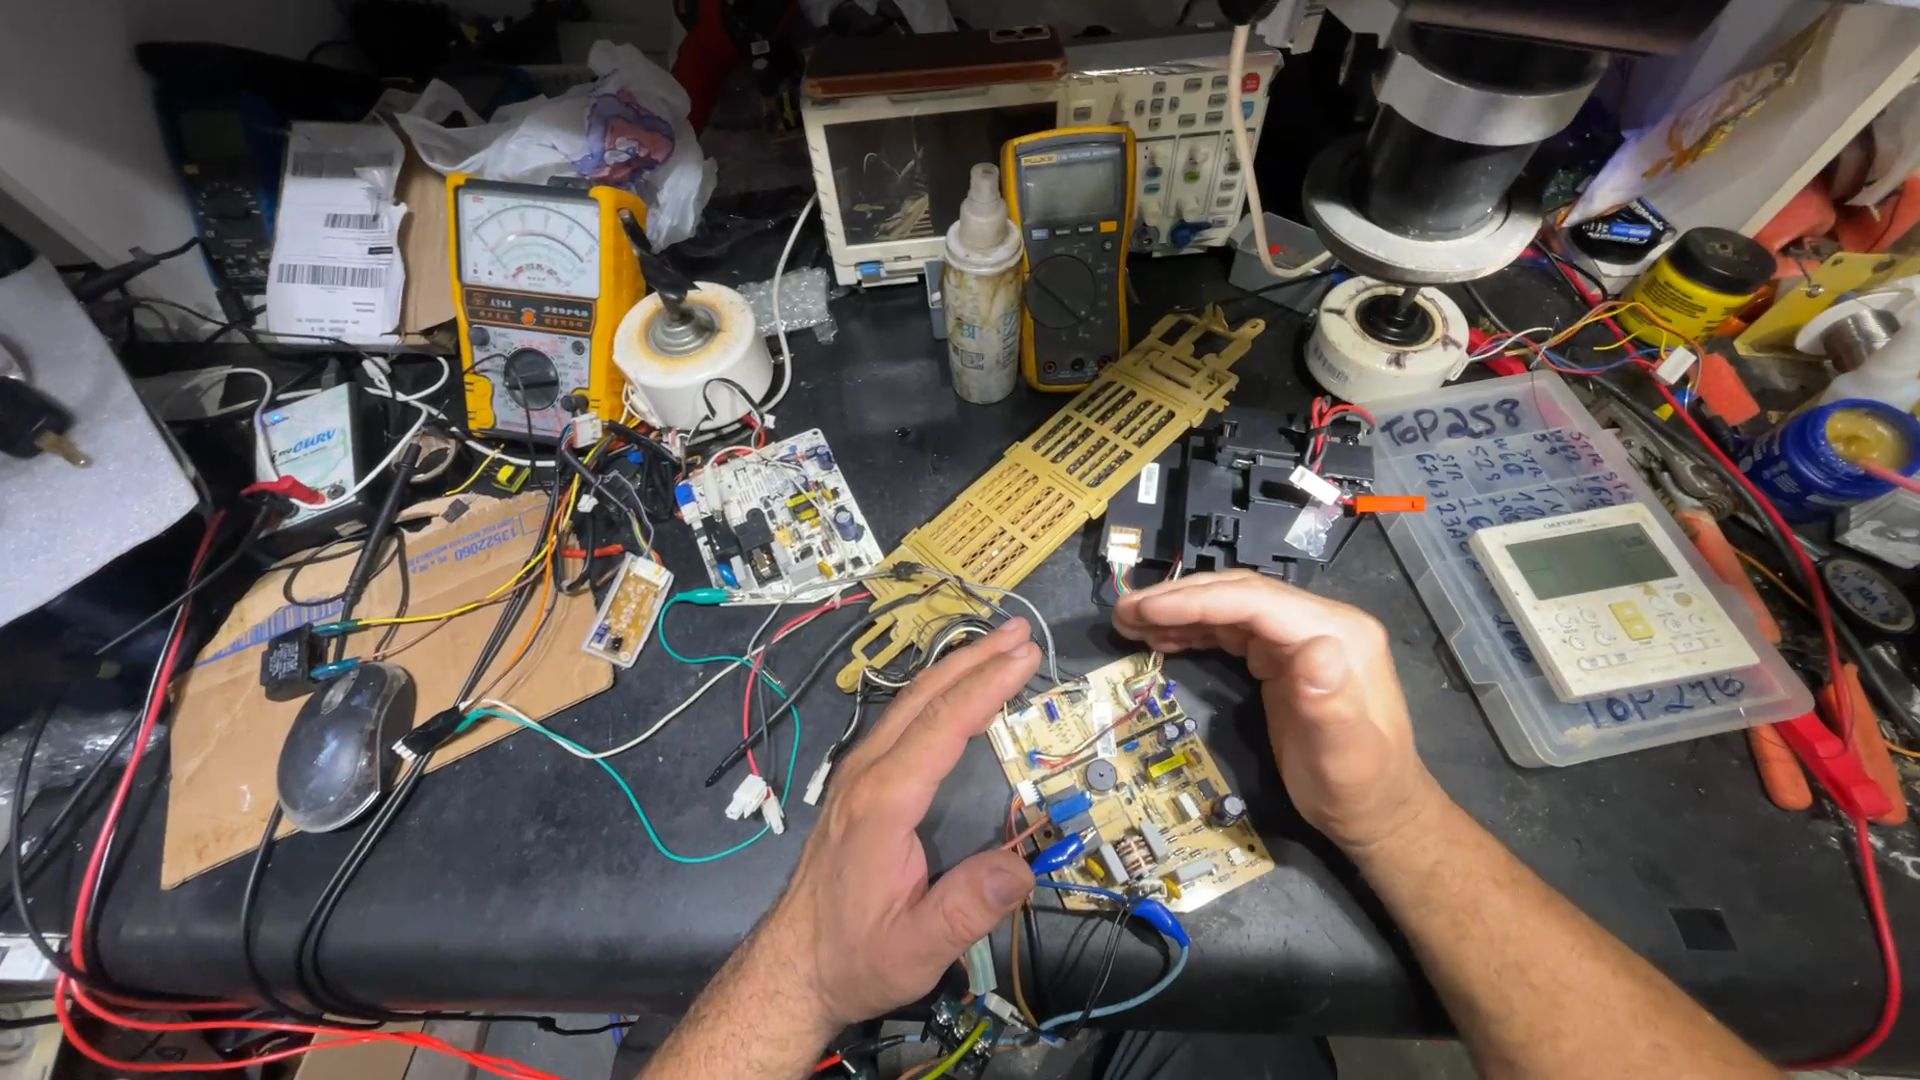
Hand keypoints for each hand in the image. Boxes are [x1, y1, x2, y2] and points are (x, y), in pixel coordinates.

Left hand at [746, 619, 1040, 1032]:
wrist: (794, 960)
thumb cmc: (855, 954)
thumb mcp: (915, 949)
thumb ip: (966, 909)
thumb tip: (1022, 868)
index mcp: (884, 801)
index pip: (941, 725)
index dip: (985, 686)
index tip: (1025, 657)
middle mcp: (869, 771)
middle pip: (924, 697)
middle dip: (976, 659)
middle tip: (1022, 633)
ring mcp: (860, 770)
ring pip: (911, 701)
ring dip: (959, 667)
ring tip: (1000, 646)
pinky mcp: (860, 778)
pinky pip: (904, 717)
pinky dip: (940, 690)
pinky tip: (960, 688)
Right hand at [1113, 570, 1445, 851]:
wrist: (1376, 811)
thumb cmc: (1361, 789)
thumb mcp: (1347, 756)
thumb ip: (1331, 704)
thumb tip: (1314, 652)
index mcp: (1338, 634)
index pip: (1255, 602)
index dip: (1197, 601)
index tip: (1146, 610)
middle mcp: (1318, 623)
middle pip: (1238, 594)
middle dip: (1178, 599)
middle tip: (1123, 610)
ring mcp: (1298, 637)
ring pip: (1228, 608)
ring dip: (1178, 611)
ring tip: (1128, 620)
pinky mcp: (1282, 655)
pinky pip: (1229, 630)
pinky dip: (1192, 630)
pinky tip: (1159, 638)